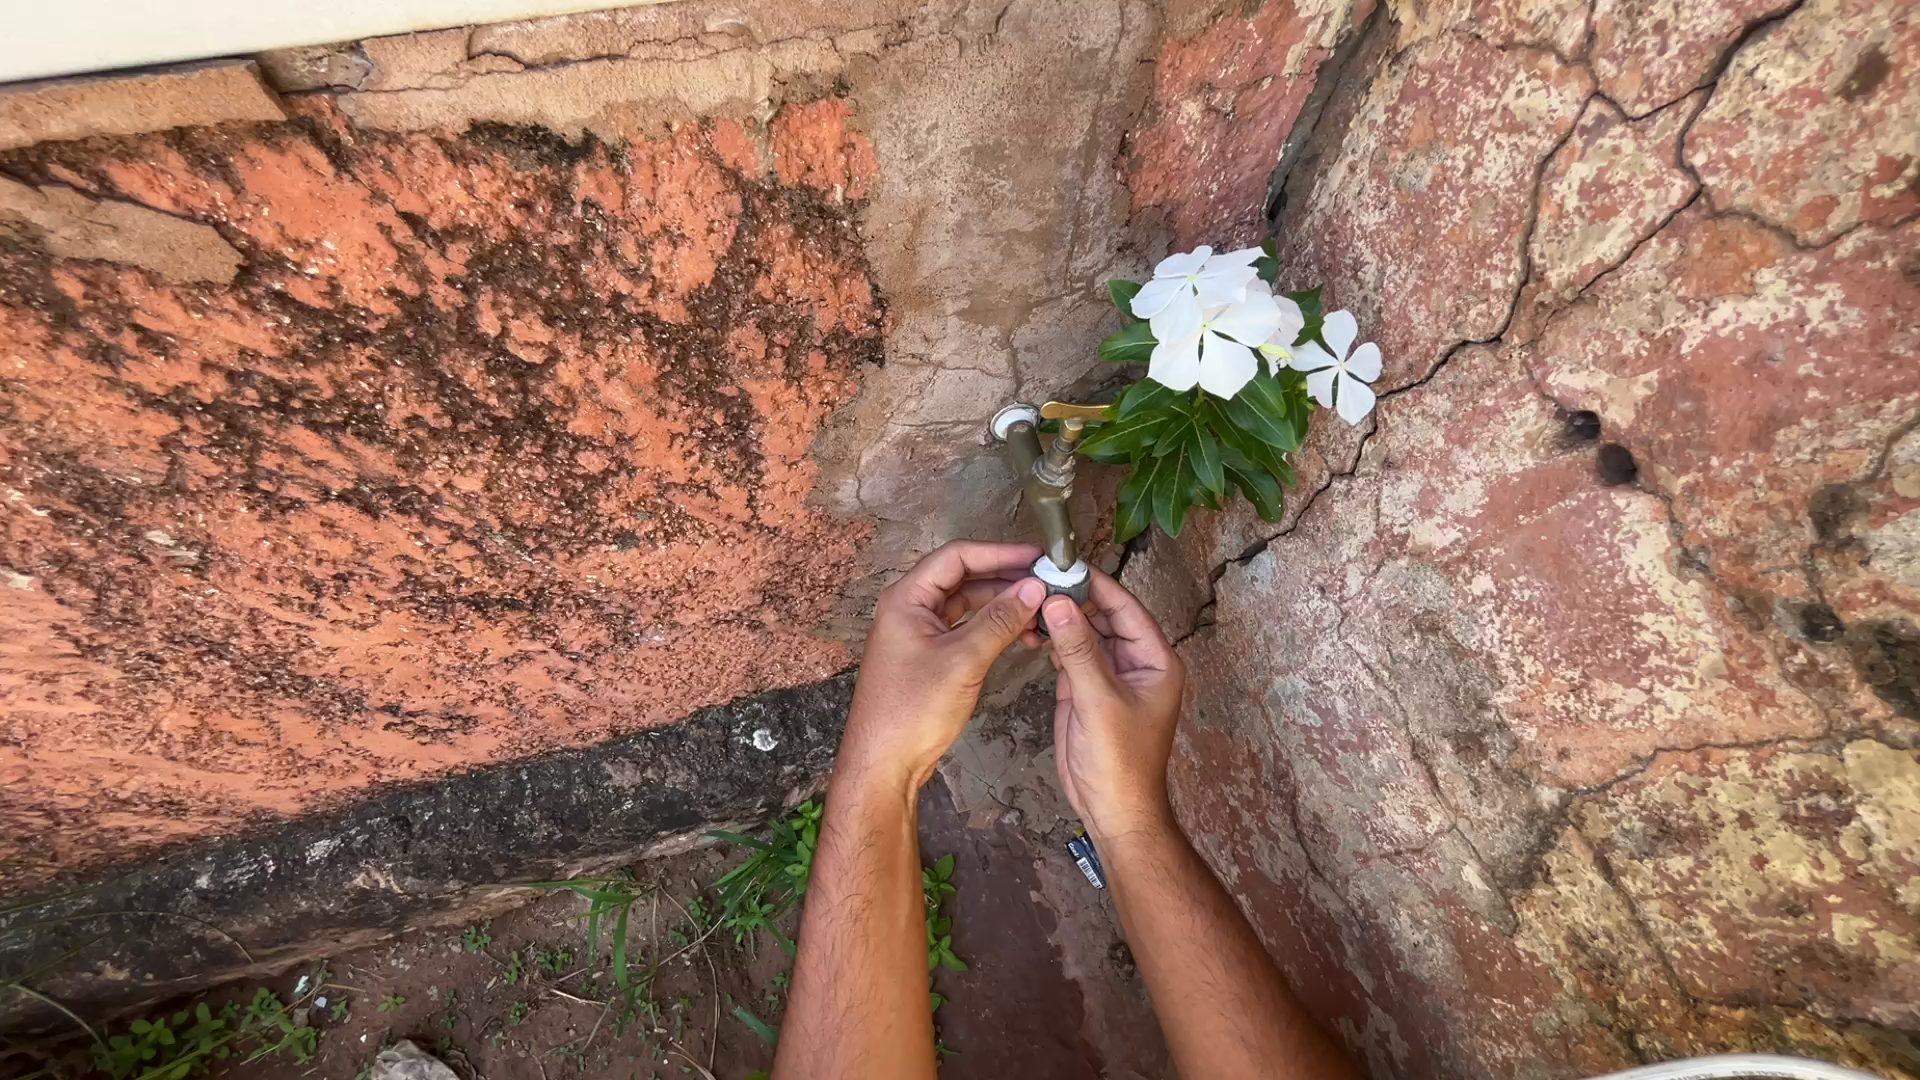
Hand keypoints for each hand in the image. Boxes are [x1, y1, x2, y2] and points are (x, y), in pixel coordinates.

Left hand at [841, 541, 1047, 790]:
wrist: (884, 763)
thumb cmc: (911, 712)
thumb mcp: (963, 660)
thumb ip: (1000, 620)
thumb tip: (1033, 588)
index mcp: (906, 598)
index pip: (957, 557)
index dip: (999, 554)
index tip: (1035, 558)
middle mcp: (909, 608)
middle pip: (963, 578)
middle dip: (1004, 578)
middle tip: (1044, 580)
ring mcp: (918, 632)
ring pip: (966, 604)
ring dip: (1001, 604)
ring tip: (1038, 608)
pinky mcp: (928, 654)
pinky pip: (964, 627)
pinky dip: (991, 627)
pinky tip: (1019, 632)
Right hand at [1043, 571, 1184, 838]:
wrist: (1111, 807)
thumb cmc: (1120, 759)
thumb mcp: (1100, 700)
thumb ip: (1078, 650)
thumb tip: (1058, 602)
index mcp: (1154, 659)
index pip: (1125, 608)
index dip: (1097, 585)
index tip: (1064, 565)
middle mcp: (1133, 660)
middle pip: (1102, 615)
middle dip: (1073, 598)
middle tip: (1038, 580)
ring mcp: (1107, 673)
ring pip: (1083, 632)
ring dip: (1059, 618)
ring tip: (1029, 599)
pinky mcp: (1084, 686)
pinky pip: (1068, 652)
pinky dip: (1051, 640)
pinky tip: (1031, 629)